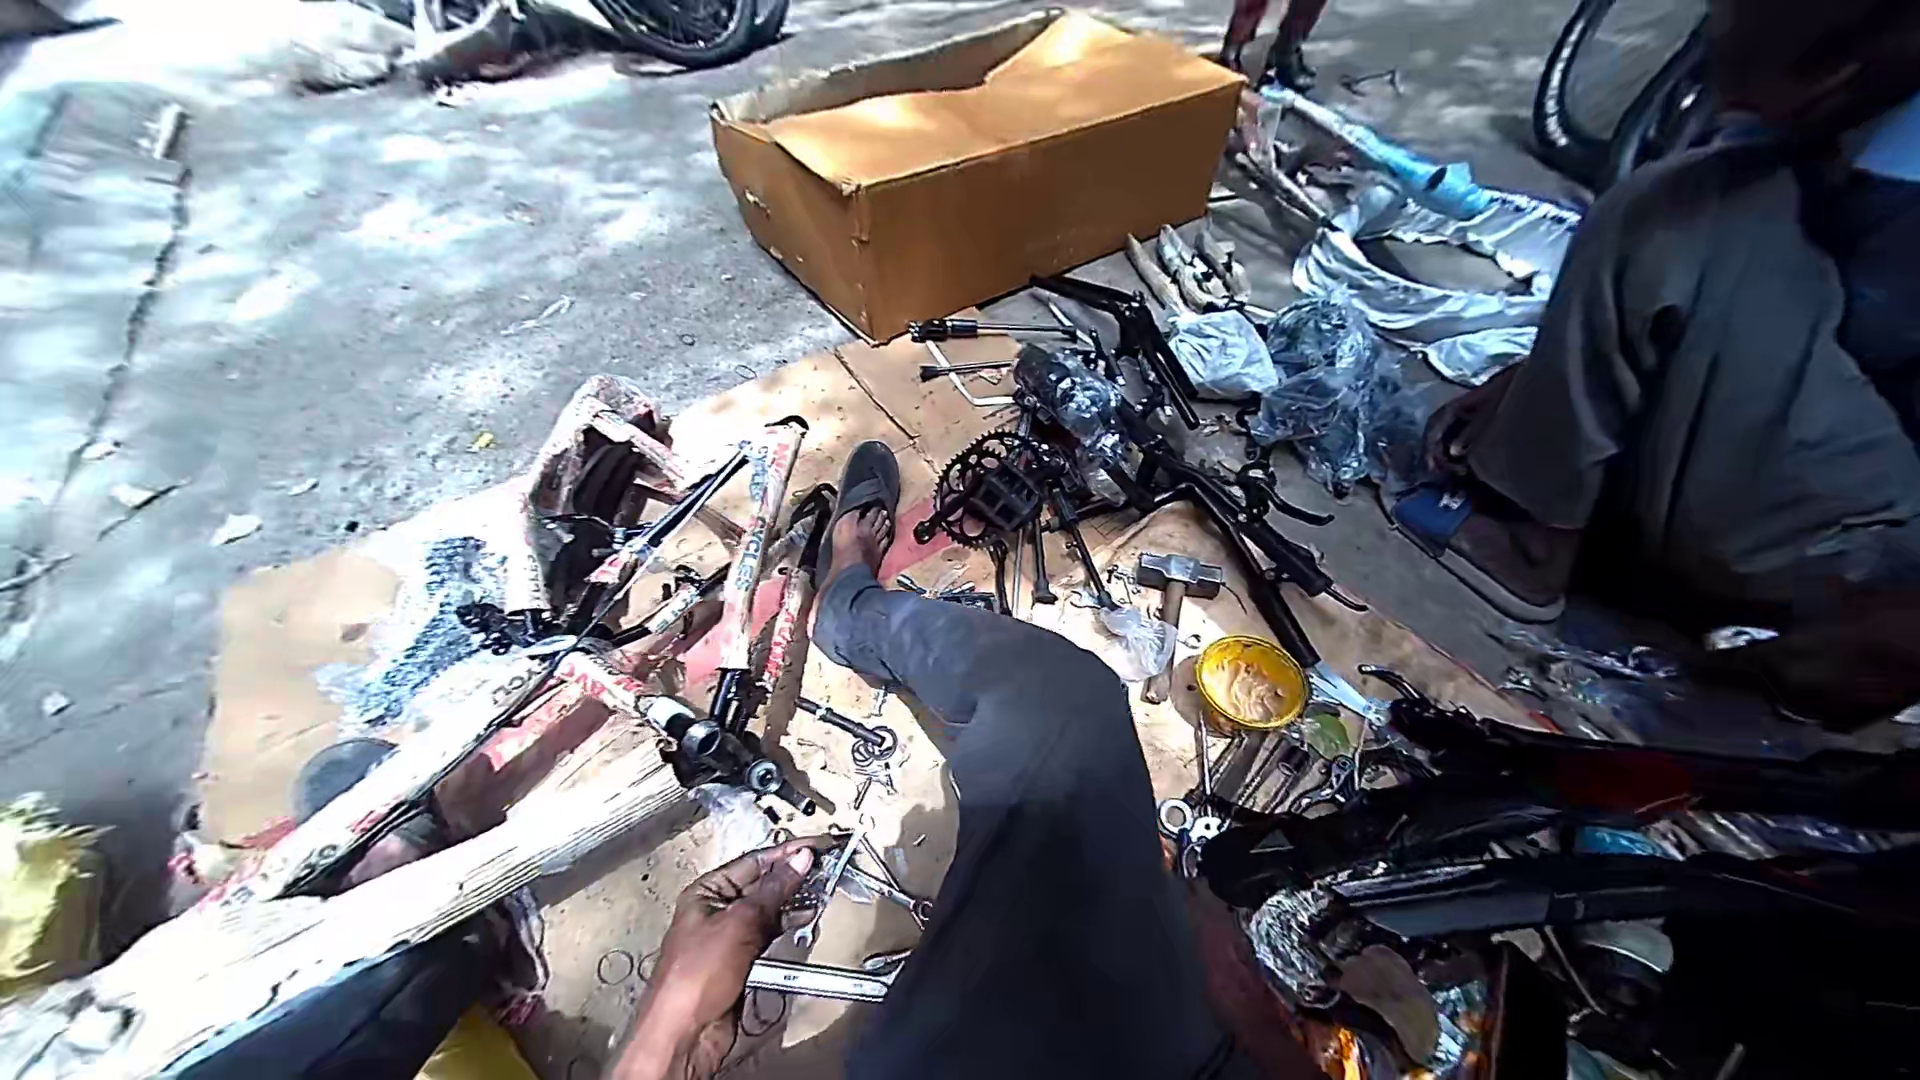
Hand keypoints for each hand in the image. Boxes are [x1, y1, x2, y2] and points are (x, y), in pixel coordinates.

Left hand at [614, 837, 826, 1079]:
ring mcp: (731, 935)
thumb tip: (800, 859)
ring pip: (770, 908)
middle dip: (793, 875)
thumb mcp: (740, 922)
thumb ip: (774, 889)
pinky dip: (790, 924)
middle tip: (823, 866)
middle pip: (764, 883)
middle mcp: (718, 910)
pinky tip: (807, 916)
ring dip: (795, 899)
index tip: (814, 846)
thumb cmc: (694, 978)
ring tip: (821, 888)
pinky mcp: (744, 959)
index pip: (754, 861)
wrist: (684, 1039)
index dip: (786, 853)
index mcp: (707, 891)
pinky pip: (771, 933)